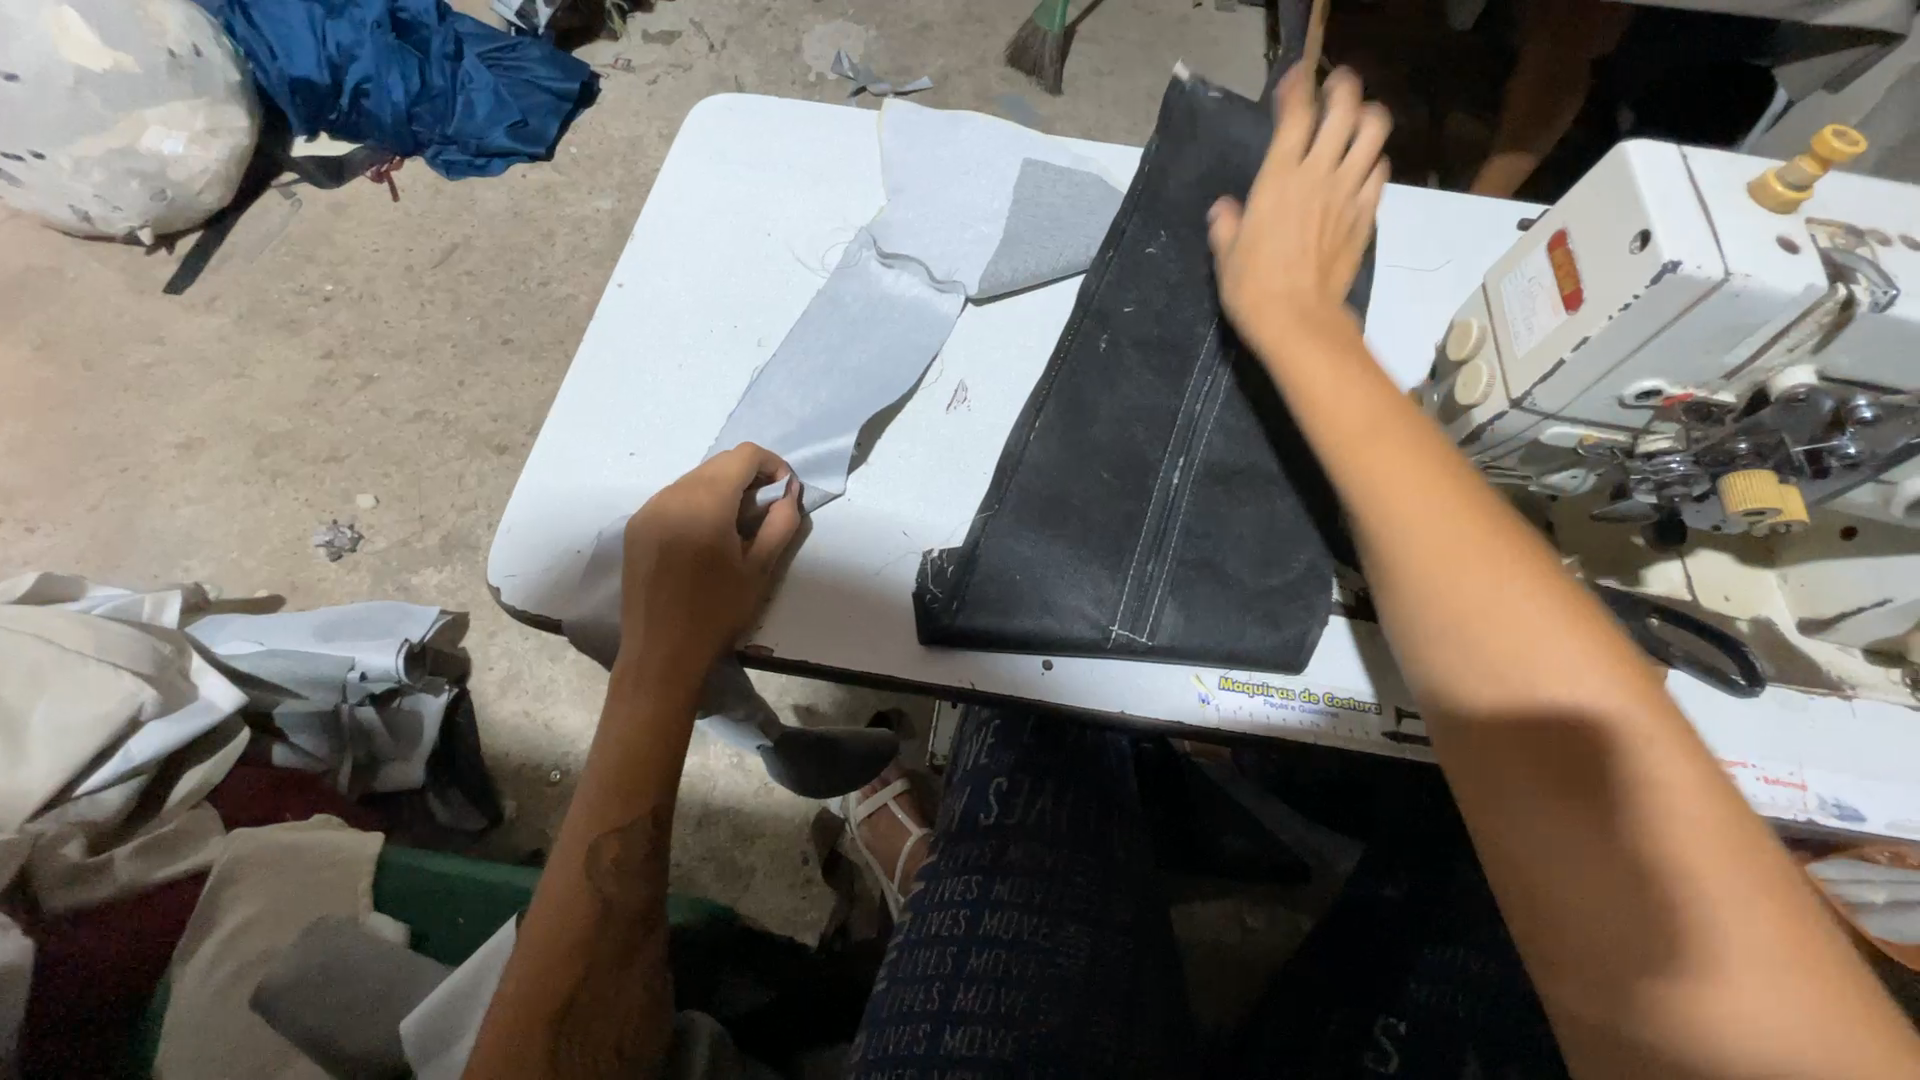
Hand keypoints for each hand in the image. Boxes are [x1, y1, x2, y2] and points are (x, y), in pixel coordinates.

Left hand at [616, 443, 802, 676]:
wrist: (662, 652)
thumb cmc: (718, 613)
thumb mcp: (760, 569)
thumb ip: (780, 523)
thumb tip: (790, 493)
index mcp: (704, 504)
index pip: (743, 456)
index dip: (771, 465)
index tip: (785, 494)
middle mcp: (671, 496)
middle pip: (718, 463)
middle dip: (749, 477)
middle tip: (766, 511)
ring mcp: (648, 510)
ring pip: (695, 478)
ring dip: (723, 489)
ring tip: (737, 527)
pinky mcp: (636, 526)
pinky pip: (674, 498)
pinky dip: (698, 504)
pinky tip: (707, 537)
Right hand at [1207, 66, 1390, 347]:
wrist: (1298, 320)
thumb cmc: (1252, 288)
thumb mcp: (1226, 255)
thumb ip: (1226, 224)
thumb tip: (1224, 209)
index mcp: (1278, 179)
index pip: (1295, 115)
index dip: (1297, 88)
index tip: (1295, 79)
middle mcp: (1318, 175)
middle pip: (1344, 110)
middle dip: (1342, 90)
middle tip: (1334, 90)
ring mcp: (1347, 194)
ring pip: (1374, 133)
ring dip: (1368, 118)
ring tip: (1358, 121)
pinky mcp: (1365, 216)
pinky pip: (1379, 173)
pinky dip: (1373, 161)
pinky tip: (1363, 168)